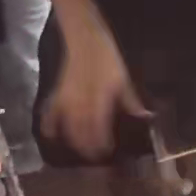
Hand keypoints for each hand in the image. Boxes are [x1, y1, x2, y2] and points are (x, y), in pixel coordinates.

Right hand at [38, 29, 150, 160]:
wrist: (82, 38)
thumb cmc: (105, 56)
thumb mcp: (122, 78)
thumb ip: (131, 101)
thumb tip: (145, 116)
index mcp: (99, 100)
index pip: (99, 129)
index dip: (101, 144)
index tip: (106, 153)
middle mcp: (80, 104)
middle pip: (82, 134)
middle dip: (88, 148)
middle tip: (95, 158)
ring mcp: (66, 101)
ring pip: (67, 129)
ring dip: (73, 142)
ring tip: (79, 151)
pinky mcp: (56, 96)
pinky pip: (49, 115)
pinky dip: (49, 127)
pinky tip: (52, 136)